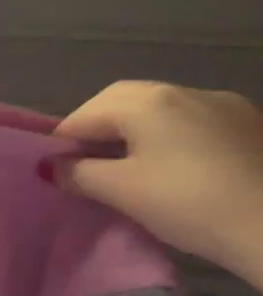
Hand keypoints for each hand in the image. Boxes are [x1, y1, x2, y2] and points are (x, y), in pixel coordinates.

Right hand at [56, 81, 262, 281]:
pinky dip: (177, 139)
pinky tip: (183, 170)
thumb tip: (53, 166)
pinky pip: (197, 124)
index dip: (63, 146)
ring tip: (140, 170)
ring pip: (163, 112)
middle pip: (121, 103)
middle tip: (95, 167)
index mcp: (147, 100)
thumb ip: (74, 172)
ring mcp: (231, 107)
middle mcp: (187, 92)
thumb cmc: (193, 203)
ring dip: (140, 133)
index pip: (81, 117)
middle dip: (100, 130)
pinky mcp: (259, 128)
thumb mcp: (118, 191)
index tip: (62, 175)